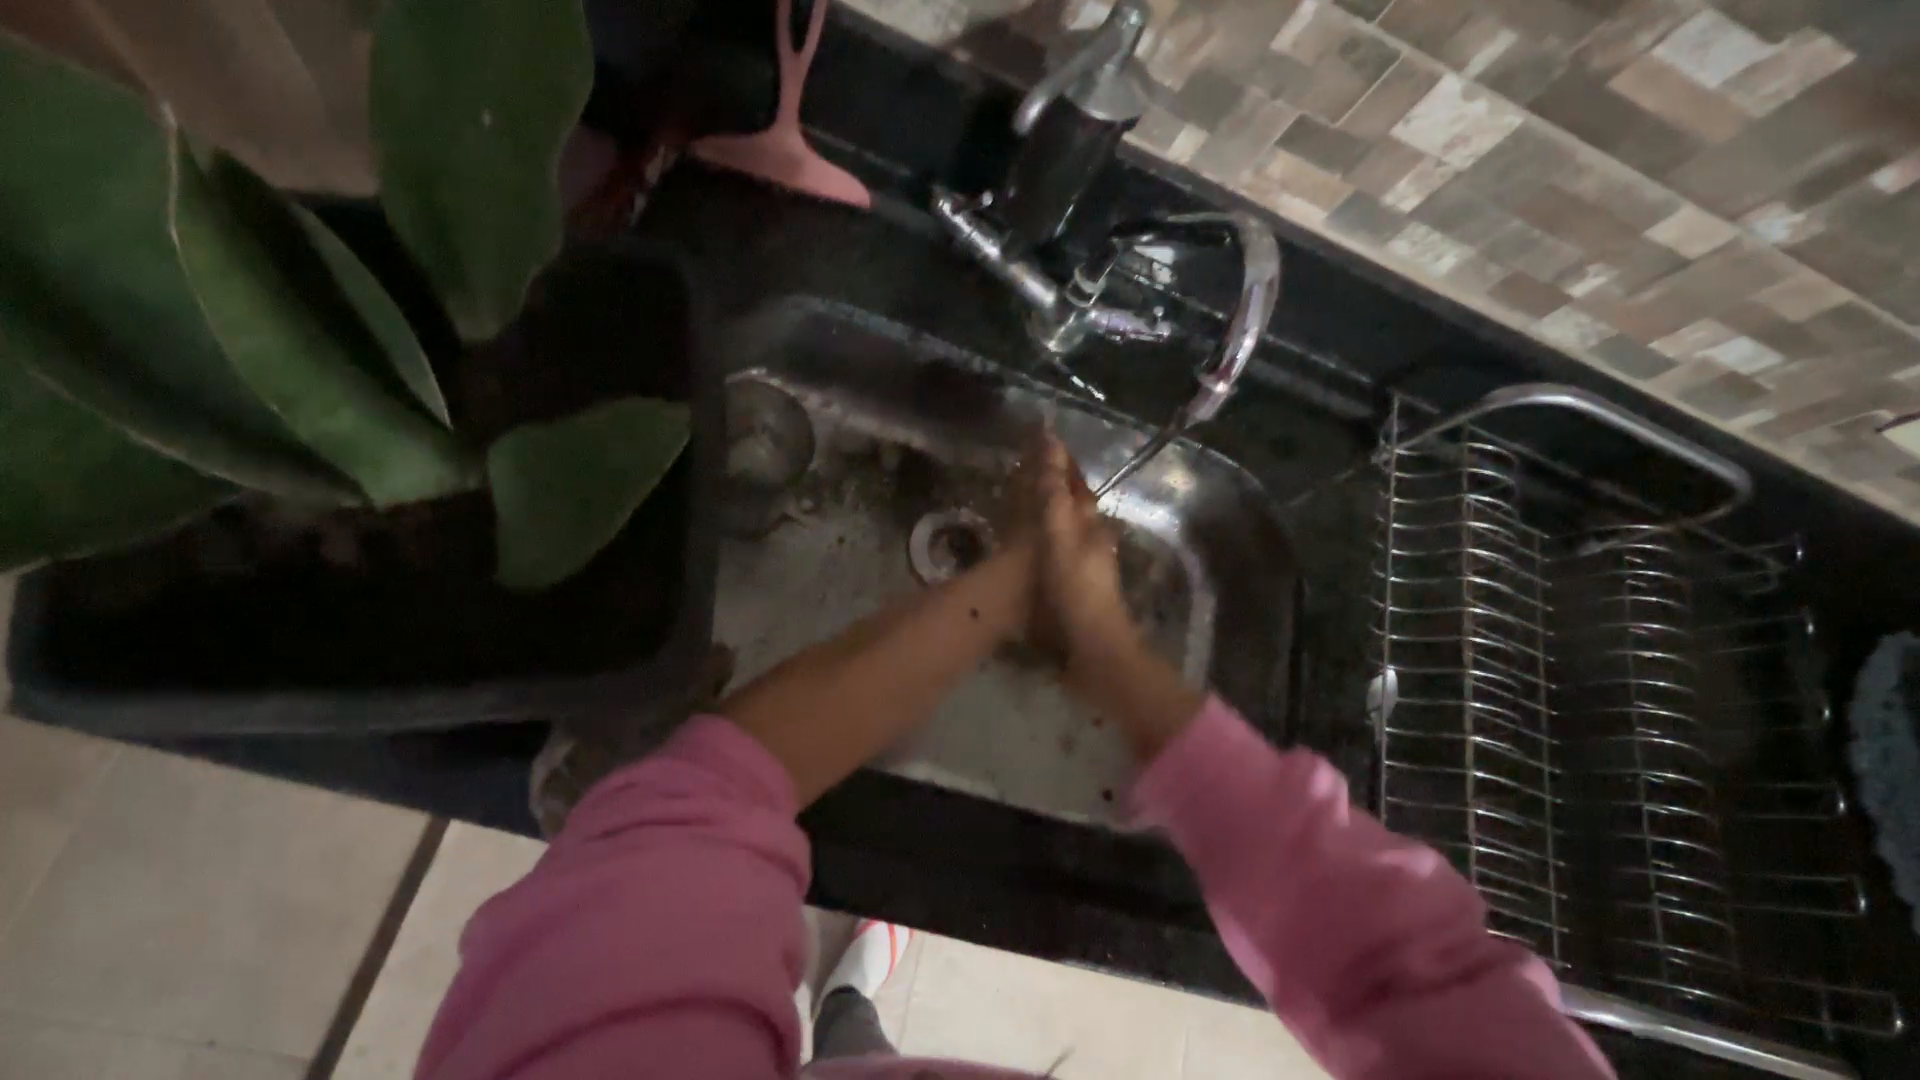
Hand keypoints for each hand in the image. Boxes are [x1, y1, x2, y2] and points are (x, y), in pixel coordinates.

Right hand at [1030, 432, 1144, 684]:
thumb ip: (1052, 492)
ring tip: (1021, 501)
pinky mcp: (1072, 590)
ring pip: (1065, 528)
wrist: (1094, 649)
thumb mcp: (1060, 535)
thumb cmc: (1077, 588)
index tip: (1040, 434)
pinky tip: (1027, 548)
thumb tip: (1049, 442)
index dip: (1058, 458)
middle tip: (1026, 465)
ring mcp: (1083, 566)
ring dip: (1047, 511)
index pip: (1074, 480)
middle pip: (1072, 502)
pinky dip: (1041, 540)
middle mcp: (1090, 540)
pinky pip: (1054, 553)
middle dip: (1054, 482)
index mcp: (1089, 523)